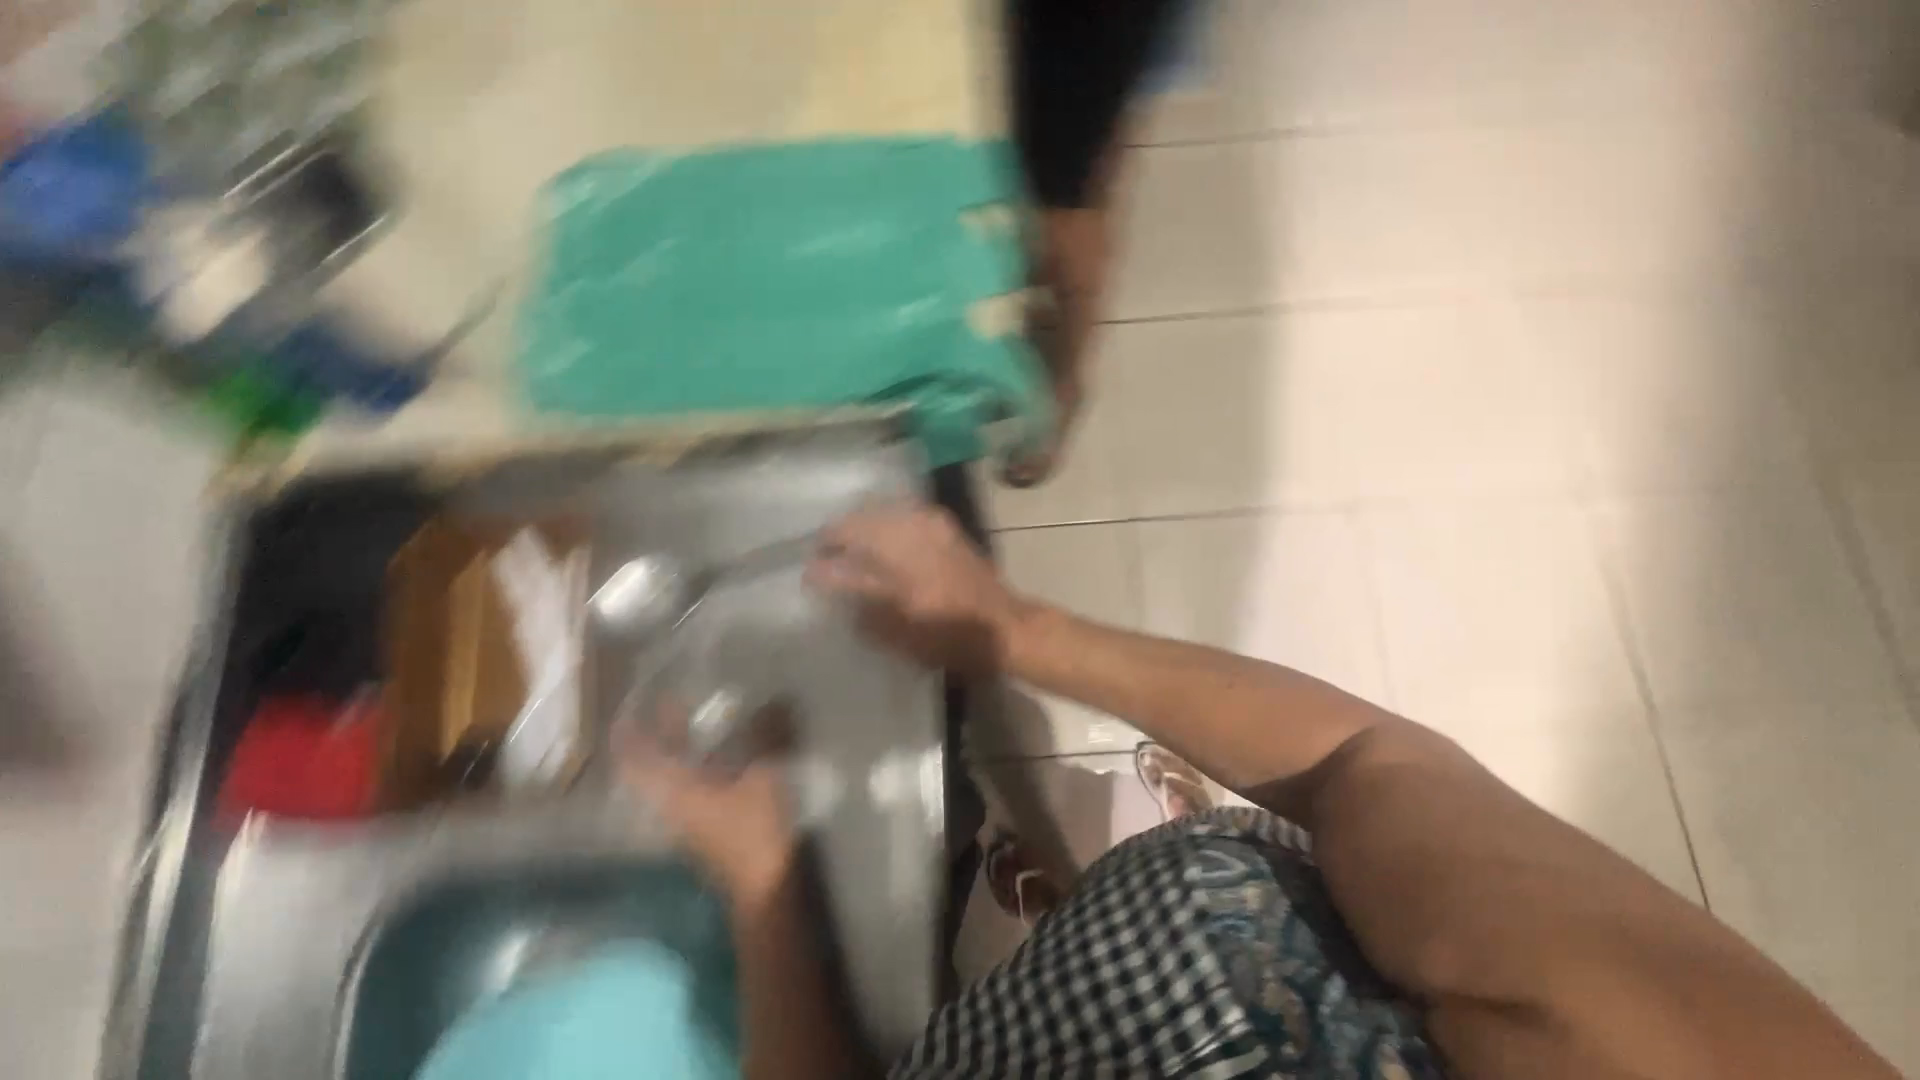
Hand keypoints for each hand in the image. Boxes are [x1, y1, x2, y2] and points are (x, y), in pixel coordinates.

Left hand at [620, 719, 798, 907]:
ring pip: (669, 778)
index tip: (633, 706)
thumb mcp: (764, 775)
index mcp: (674, 790)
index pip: (635, 759)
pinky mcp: (705, 827)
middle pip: (651, 765)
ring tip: (700, 724)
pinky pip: (688, 789)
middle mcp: (671, 805)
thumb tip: (775, 701)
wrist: (765, 883)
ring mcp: (687, 819)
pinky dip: (696, 766)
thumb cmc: (756, 828)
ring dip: (678, 751)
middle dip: (659, 734)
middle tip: (676, 704)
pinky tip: (722, 754)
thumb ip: (766, 736)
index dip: (630, 732)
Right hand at [805, 503, 1029, 673]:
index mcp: (897, 543)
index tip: (809, 568)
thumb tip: (816, 574)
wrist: (1004, 629)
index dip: (823, 550)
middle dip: (841, 534)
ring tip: (853, 554)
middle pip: (863, 516)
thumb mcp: (892, 625)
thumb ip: (853, 593)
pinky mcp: (947, 529)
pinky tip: (884, 551)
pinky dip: (888, 528)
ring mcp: (934, 522)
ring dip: (864, 528)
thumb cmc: (946, 634)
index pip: (844, 532)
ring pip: (885, 512)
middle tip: (828, 559)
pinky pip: (906, 517)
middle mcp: (914, 523)